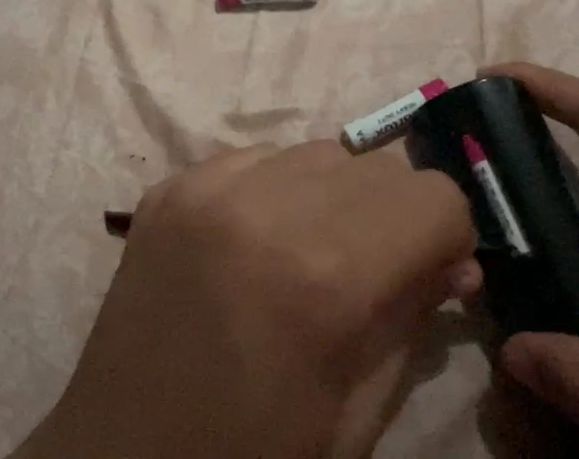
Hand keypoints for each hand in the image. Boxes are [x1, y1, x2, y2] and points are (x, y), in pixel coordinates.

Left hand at [14, 140, 476, 458]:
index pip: (435, 196)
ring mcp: (206, 188)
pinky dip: (275, 190)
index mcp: (325, 275)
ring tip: (310, 254)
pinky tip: (256, 244)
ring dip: (335, 196)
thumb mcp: (355, 415)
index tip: (434, 275)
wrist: (123, 458)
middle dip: (395, 215)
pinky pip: (255, 158)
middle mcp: (266, 207)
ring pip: (318, 150)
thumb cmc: (252, 454)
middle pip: (379, 165)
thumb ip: (412, 320)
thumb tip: (455, 260)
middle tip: (374, 270)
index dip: (448, 238)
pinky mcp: (168, 187)